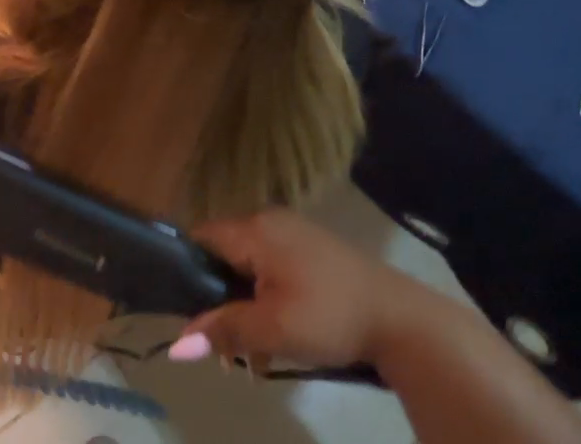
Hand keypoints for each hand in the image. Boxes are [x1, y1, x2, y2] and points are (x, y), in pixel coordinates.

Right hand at [173, 209, 398, 368]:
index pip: (201, 237)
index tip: (184, 311)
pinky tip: (279, 341)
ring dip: (246, 310)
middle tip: (224, 348)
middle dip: (220, 303)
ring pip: (251, 269)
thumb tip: (178, 344)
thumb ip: (223, 330)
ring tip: (254, 359)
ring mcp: (296, 234)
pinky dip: (268, 302)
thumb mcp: (271, 329)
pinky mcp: (315, 252)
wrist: (402, 319)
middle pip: (225, 256)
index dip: (186, 271)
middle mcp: (271, 221)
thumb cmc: (329, 316)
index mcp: (256, 229)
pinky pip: (274, 271)